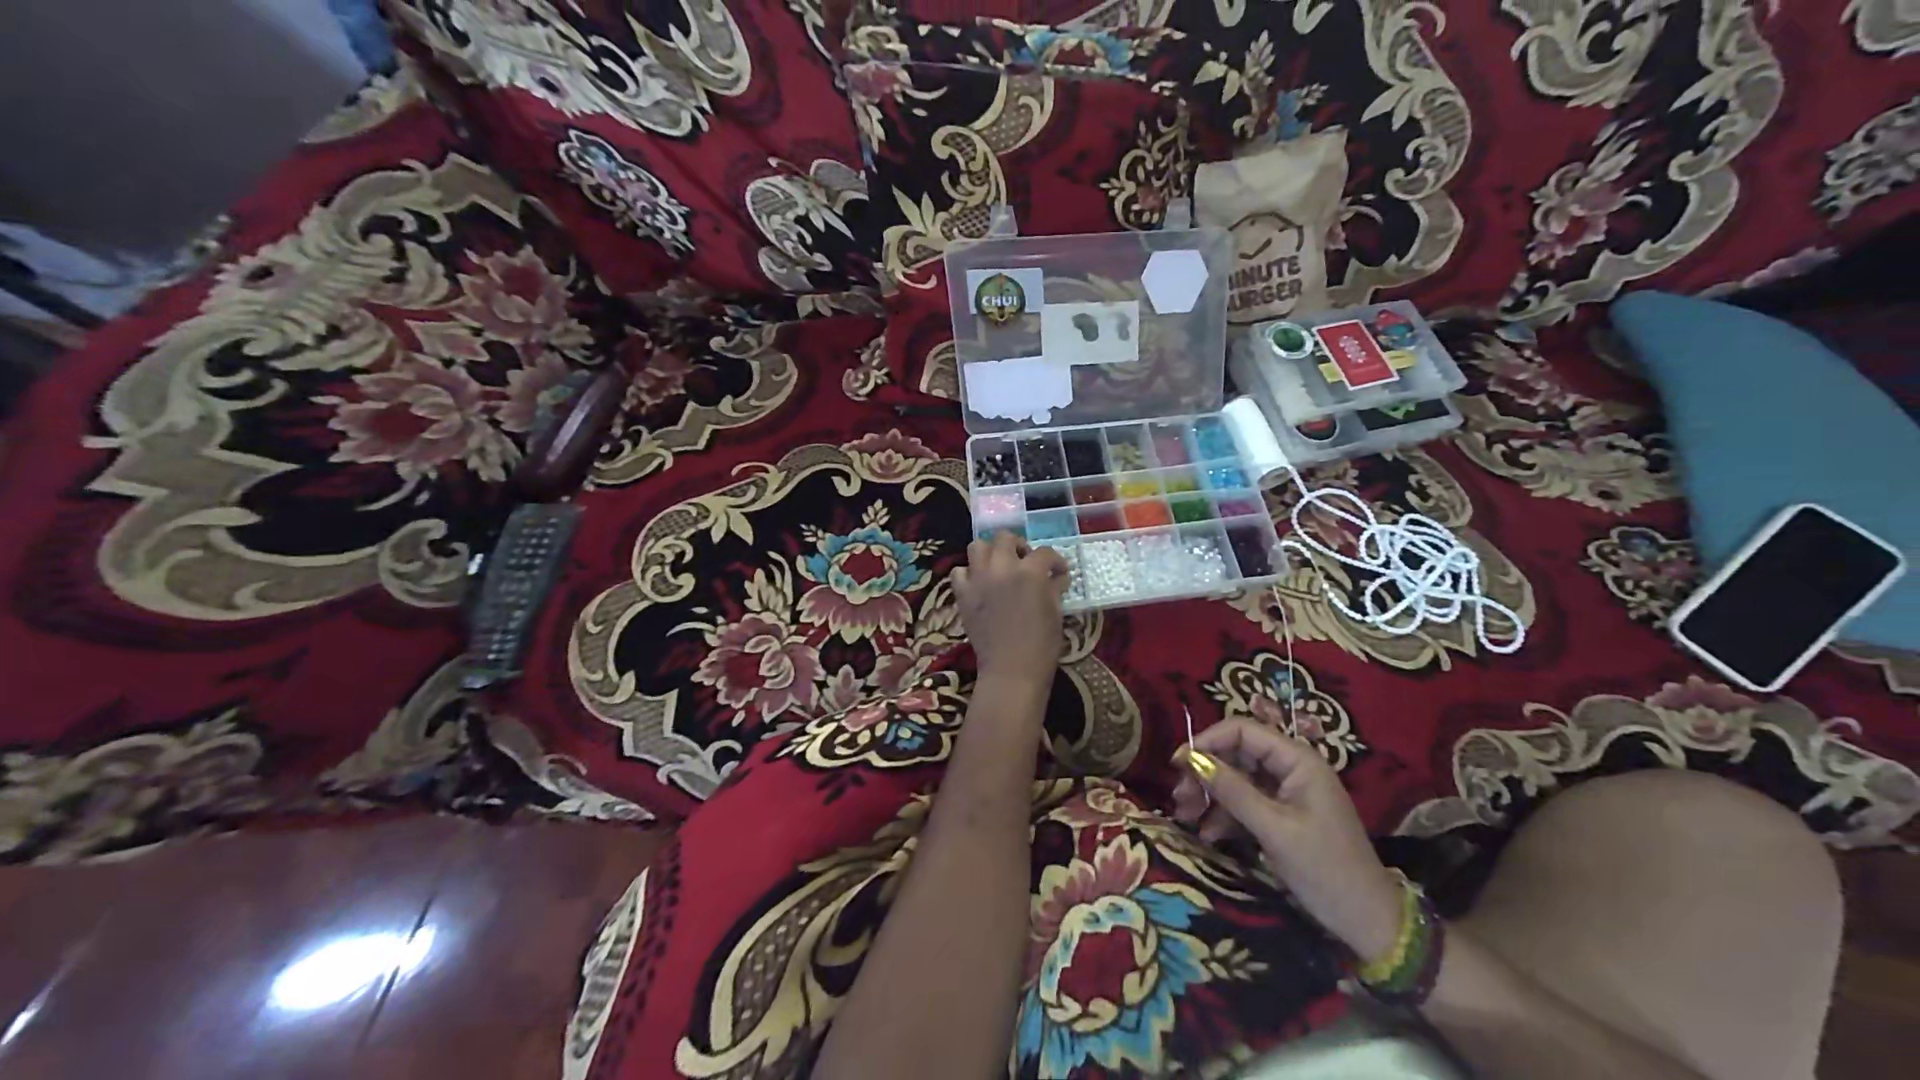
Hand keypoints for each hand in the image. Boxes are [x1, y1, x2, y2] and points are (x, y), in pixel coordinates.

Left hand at [951, 531, 1067, 693]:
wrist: (1011, 669)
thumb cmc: (1042, 644)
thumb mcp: (1055, 612)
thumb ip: (1054, 588)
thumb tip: (1056, 577)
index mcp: (1030, 571)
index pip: (1045, 553)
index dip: (1056, 562)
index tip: (1059, 572)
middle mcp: (1002, 567)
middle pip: (1006, 538)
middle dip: (1019, 546)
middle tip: (1025, 561)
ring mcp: (979, 579)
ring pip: (978, 546)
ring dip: (991, 552)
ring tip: (999, 566)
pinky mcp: (963, 594)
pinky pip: (959, 572)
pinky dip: (968, 574)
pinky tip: (979, 584)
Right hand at [1172, 719, 1403, 962]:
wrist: (1367, 922)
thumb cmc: (1324, 868)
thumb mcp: (1274, 829)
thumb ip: (1233, 791)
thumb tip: (1192, 759)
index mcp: (1298, 760)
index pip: (1243, 730)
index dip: (1208, 741)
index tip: (1178, 763)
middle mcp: (1291, 768)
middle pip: (1236, 754)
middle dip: (1205, 772)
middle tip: (1179, 796)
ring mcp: (1287, 792)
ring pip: (1236, 779)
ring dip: (1210, 795)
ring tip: (1186, 816)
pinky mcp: (1282, 816)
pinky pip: (1245, 803)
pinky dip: (1224, 815)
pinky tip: (1208, 834)